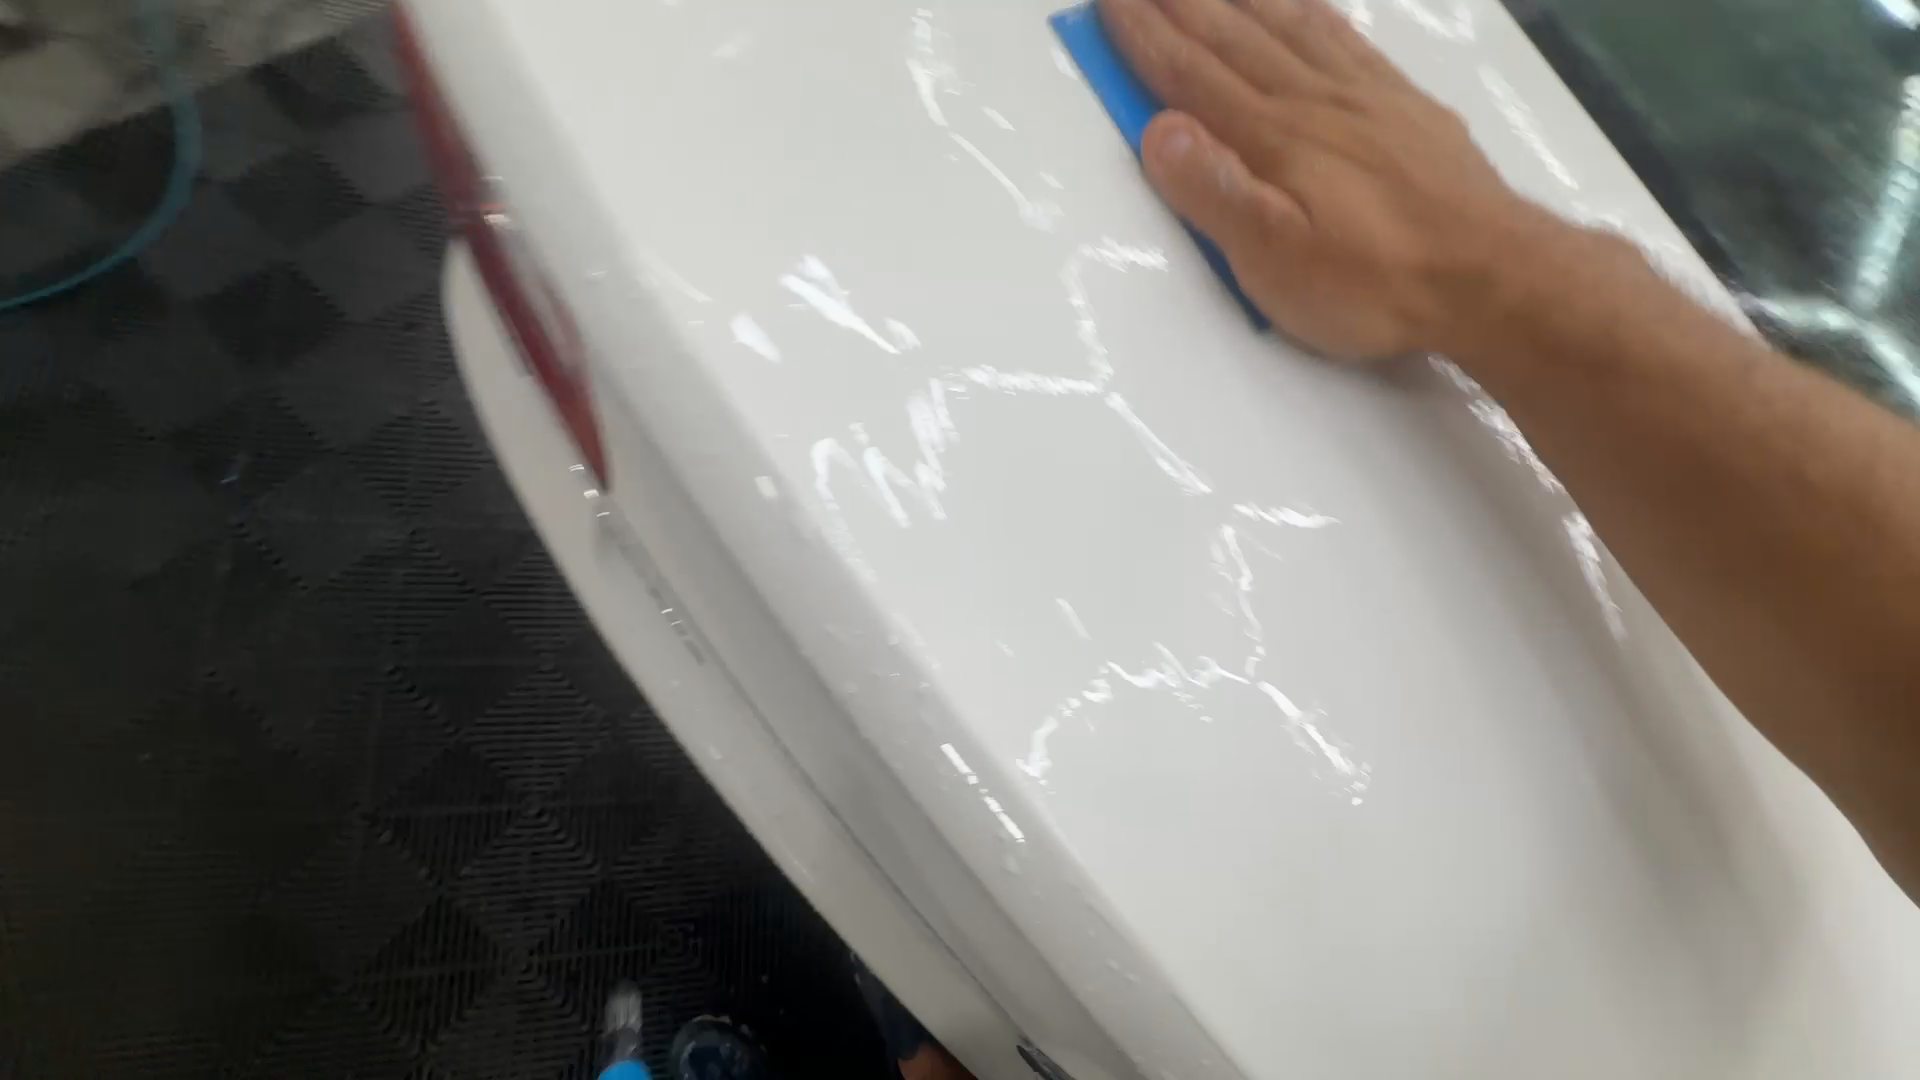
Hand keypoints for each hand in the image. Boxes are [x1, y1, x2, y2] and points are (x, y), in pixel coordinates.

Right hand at [1097, 0, 1563, 359]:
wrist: (1487, 278)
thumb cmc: (1369, 283)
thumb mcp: (1273, 259)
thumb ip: (1215, 193)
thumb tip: (1158, 131)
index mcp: (1273, 138)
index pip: (1193, 76)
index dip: (1147, 36)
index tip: (1111, 1)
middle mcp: (1313, 100)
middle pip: (1234, 37)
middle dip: (1180, 2)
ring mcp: (1364, 96)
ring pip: (1286, 25)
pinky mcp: (1402, 106)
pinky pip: (1343, 37)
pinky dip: (1307, 10)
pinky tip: (1298, 4)